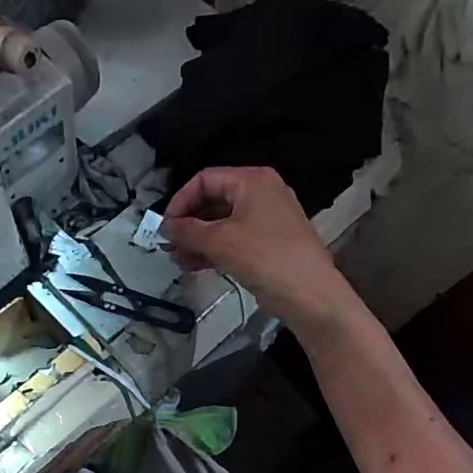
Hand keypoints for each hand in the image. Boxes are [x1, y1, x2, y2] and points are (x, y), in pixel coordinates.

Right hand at [161, 166, 351, 331]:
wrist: (309, 293)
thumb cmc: (264, 256)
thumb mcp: (219, 241)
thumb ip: (186, 231)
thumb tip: (164, 227)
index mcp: (252, 180)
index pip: (205, 180)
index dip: (180, 201)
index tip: (165, 227)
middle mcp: (261, 193)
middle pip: (212, 200)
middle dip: (188, 224)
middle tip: (169, 246)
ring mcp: (266, 219)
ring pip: (221, 223)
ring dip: (196, 240)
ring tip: (178, 260)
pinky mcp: (267, 243)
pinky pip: (232, 239)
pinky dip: (212, 249)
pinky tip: (194, 266)